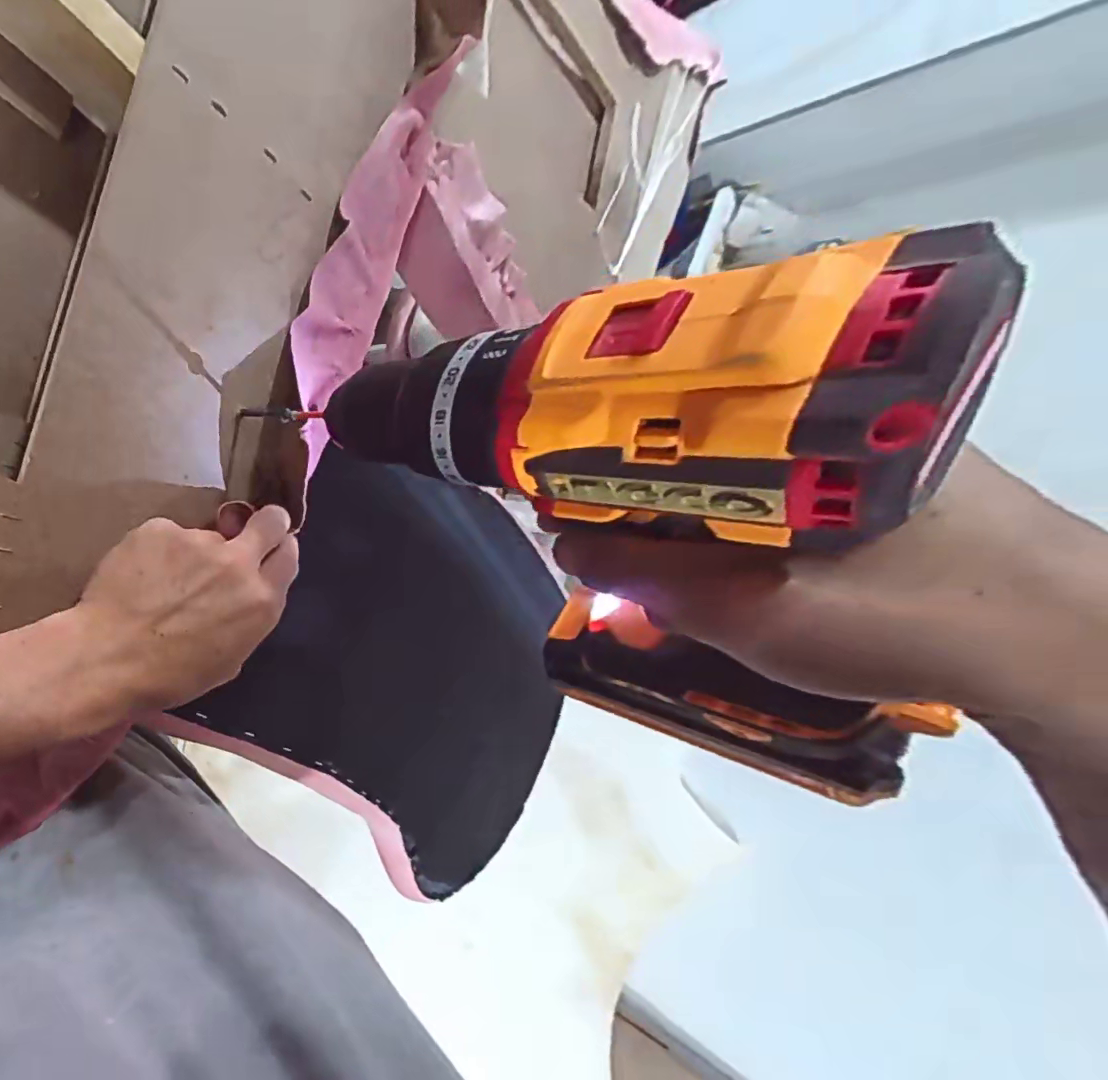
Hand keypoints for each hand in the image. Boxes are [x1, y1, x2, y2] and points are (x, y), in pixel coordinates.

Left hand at [66, 504, 298, 717]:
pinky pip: (166, 535)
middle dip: (264, 521)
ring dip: (190, 552)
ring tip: (159, 583)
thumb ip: (245, 616)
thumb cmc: (169, 675)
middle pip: (269, 520)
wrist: (108, 658)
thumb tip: (241, 593)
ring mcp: (197, 541)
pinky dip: (155, 552)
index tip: (266, 547)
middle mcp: (236, 563)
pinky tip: (136, 577)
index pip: (288, 554)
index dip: (278, 548)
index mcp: (260, 601)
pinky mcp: (159, 528)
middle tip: (242, 530)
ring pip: (204, 535)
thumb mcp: (228, 659)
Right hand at [551, 448, 1106, 718]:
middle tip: (600, 537)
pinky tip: (719, 552)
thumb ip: (643, 573)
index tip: (558, 494)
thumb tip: (566, 544)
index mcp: (803, 424)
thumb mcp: (747, 608)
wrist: (1081, 663)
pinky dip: (727, 512)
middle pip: (692, 438)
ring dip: (679, 503)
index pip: (663, 418)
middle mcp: (833, 418)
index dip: (596, 453)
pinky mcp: (886, 481)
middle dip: (632, 487)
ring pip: (732, 464)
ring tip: (648, 552)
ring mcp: (864, 447)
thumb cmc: (906, 620)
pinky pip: (772, 484)